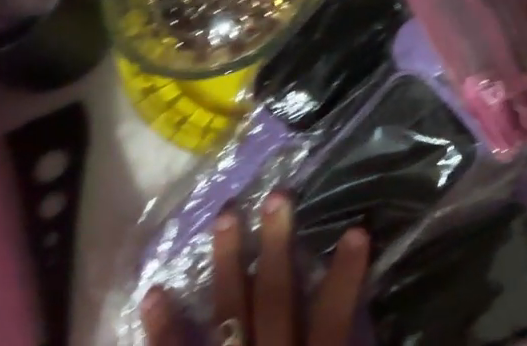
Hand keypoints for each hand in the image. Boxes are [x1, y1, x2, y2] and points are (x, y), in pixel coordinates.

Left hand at [141, 194, 368, 345]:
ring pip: (226, 313)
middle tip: (277, 197)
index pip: (333, 315)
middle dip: (276, 247)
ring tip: (226, 216)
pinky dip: (162, 326)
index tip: (358, 230)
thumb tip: (372, 329)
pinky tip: (154, 292)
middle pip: (274, 300)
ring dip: (226, 263)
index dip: (346, 274)